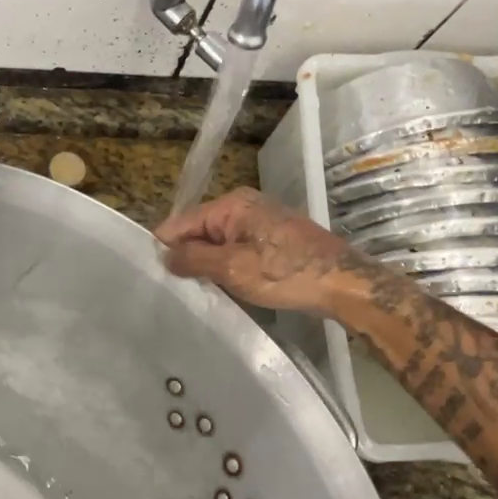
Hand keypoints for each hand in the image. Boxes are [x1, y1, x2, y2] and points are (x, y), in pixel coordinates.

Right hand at [154, 188, 366, 314]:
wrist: (344, 284)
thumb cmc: (286, 274)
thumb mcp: (232, 269)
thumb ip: (193, 259)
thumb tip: (164, 256)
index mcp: (230, 205)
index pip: (180, 223)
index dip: (164, 249)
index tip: (153, 278)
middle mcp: (243, 206)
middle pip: (198, 232)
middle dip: (187, 258)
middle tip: (176, 291)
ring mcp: (260, 222)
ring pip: (217, 244)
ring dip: (209, 266)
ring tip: (198, 293)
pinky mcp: (273, 239)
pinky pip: (236, 250)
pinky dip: (228, 267)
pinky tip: (227, 288)